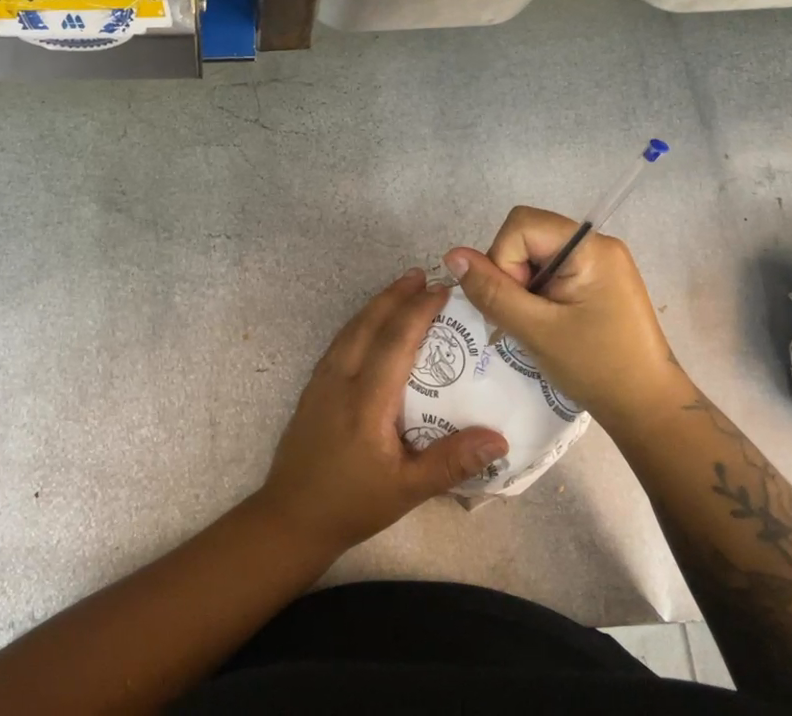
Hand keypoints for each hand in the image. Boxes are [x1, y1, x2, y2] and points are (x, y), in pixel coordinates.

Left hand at [253, 269, 508, 557]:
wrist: (291, 516)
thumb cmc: (352, 504)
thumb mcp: (407, 490)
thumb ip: (451, 462)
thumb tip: (500, 438)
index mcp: (365, 401)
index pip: (394, 342)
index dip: (418, 312)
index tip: (442, 290)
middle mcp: (339, 381)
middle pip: (367, 326)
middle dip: (394, 297)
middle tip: (422, 275)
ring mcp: (320, 383)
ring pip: (348, 331)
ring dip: (375, 307)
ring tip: (399, 290)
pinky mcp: (312, 391)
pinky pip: (338, 345)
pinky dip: (358, 326)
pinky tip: (368, 328)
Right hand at [445, 206, 683, 423]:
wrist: (646, 406)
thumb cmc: (595, 367)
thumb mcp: (534, 330)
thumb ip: (491, 290)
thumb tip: (452, 255)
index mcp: (591, 248)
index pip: (521, 226)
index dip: (504, 260)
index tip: (518, 302)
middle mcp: (597, 245)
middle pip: (525, 236)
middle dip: (511, 274)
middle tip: (524, 317)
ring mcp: (599, 263)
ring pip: (533, 256)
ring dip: (521, 288)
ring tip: (534, 324)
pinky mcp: (596, 281)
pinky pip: (549, 272)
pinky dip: (535, 295)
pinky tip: (544, 323)